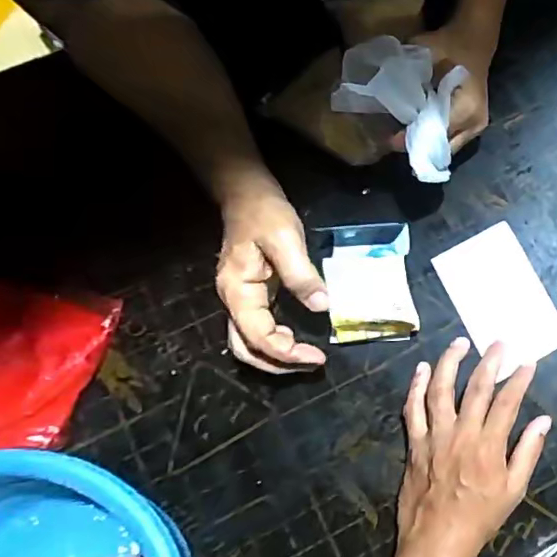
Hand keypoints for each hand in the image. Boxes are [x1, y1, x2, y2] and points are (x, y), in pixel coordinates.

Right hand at [215, 175, 328, 372]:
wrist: (246, 194)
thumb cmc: (265, 214)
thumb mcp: (287, 240)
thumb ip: (301, 274)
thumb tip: (322, 306)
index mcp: (237, 291)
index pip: (257, 336)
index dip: (285, 352)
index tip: (316, 356)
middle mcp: (234, 300)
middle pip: (246, 348)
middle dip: (278, 362)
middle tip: (313, 362)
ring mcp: (241, 299)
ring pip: (249, 341)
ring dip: (276, 356)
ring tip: (308, 357)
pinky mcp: (253, 294)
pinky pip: (259, 327)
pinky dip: (276, 341)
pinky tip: (298, 339)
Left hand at [396, 338, 551, 556]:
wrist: (436, 543)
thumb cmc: (479, 519)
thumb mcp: (514, 490)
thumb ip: (528, 452)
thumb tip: (543, 421)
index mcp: (489, 446)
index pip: (507, 402)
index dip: (519, 379)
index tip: (527, 362)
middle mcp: (461, 434)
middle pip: (477, 388)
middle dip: (490, 361)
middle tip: (499, 342)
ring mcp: (434, 437)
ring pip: (441, 390)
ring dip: (451, 362)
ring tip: (460, 343)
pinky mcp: (414, 444)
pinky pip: (412, 409)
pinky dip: (416, 387)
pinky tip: (423, 369)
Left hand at [401, 24, 493, 153]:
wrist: (474, 40)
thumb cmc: (451, 44)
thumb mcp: (425, 57)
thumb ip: (408, 78)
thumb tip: (386, 102)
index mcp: (466, 107)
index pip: (435, 132)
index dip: (412, 137)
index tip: (391, 139)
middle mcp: (475, 122)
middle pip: (443, 147)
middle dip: (419, 146)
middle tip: (395, 141)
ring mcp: (478, 126)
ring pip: (448, 147)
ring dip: (427, 144)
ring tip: (405, 137)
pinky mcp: (476, 126)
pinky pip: (454, 140)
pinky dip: (436, 138)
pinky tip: (420, 130)